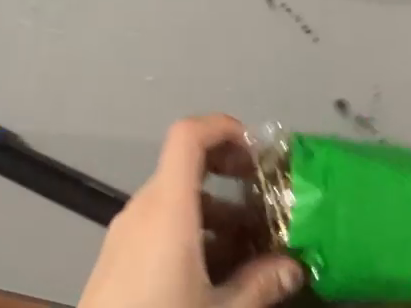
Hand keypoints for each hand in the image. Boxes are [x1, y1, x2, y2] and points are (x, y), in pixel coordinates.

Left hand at [79, 115, 303, 307]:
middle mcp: (143, 208)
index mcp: (167, 207)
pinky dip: (190, 231)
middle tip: (263, 196)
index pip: (188, 135)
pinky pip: (159, 225)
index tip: (255, 147)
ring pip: (175, 200)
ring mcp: (126, 231)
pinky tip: (212, 271)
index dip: (221, 127)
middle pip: (186, 168)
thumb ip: (258, 285)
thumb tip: (292, 267)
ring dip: (213, 211)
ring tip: (248, 246)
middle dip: (228, 175)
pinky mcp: (118, 256)